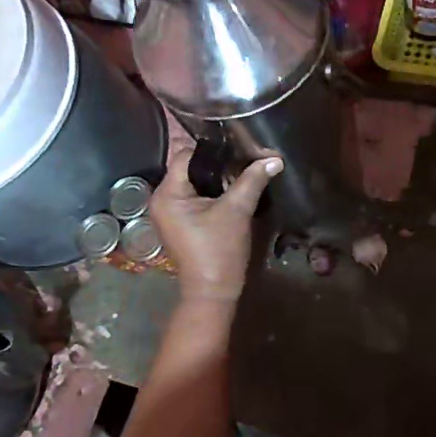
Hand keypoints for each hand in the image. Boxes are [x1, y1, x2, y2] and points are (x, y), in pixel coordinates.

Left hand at [150, 147, 282, 304]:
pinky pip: (194, 197)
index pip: (186, 155)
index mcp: (167, 193)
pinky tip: (232, 189)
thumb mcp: (237, 211)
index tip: (238, 144)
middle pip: (189, 168)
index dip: (213, 149)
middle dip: (216, 163)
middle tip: (244, 157)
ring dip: (216, 178)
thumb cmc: (219, 250)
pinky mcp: (179, 222)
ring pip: (193, 182)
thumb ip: (252, 180)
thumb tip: (274, 159)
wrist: (213, 291)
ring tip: (242, 171)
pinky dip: (211, 191)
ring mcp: (169, 212)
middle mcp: (161, 199)